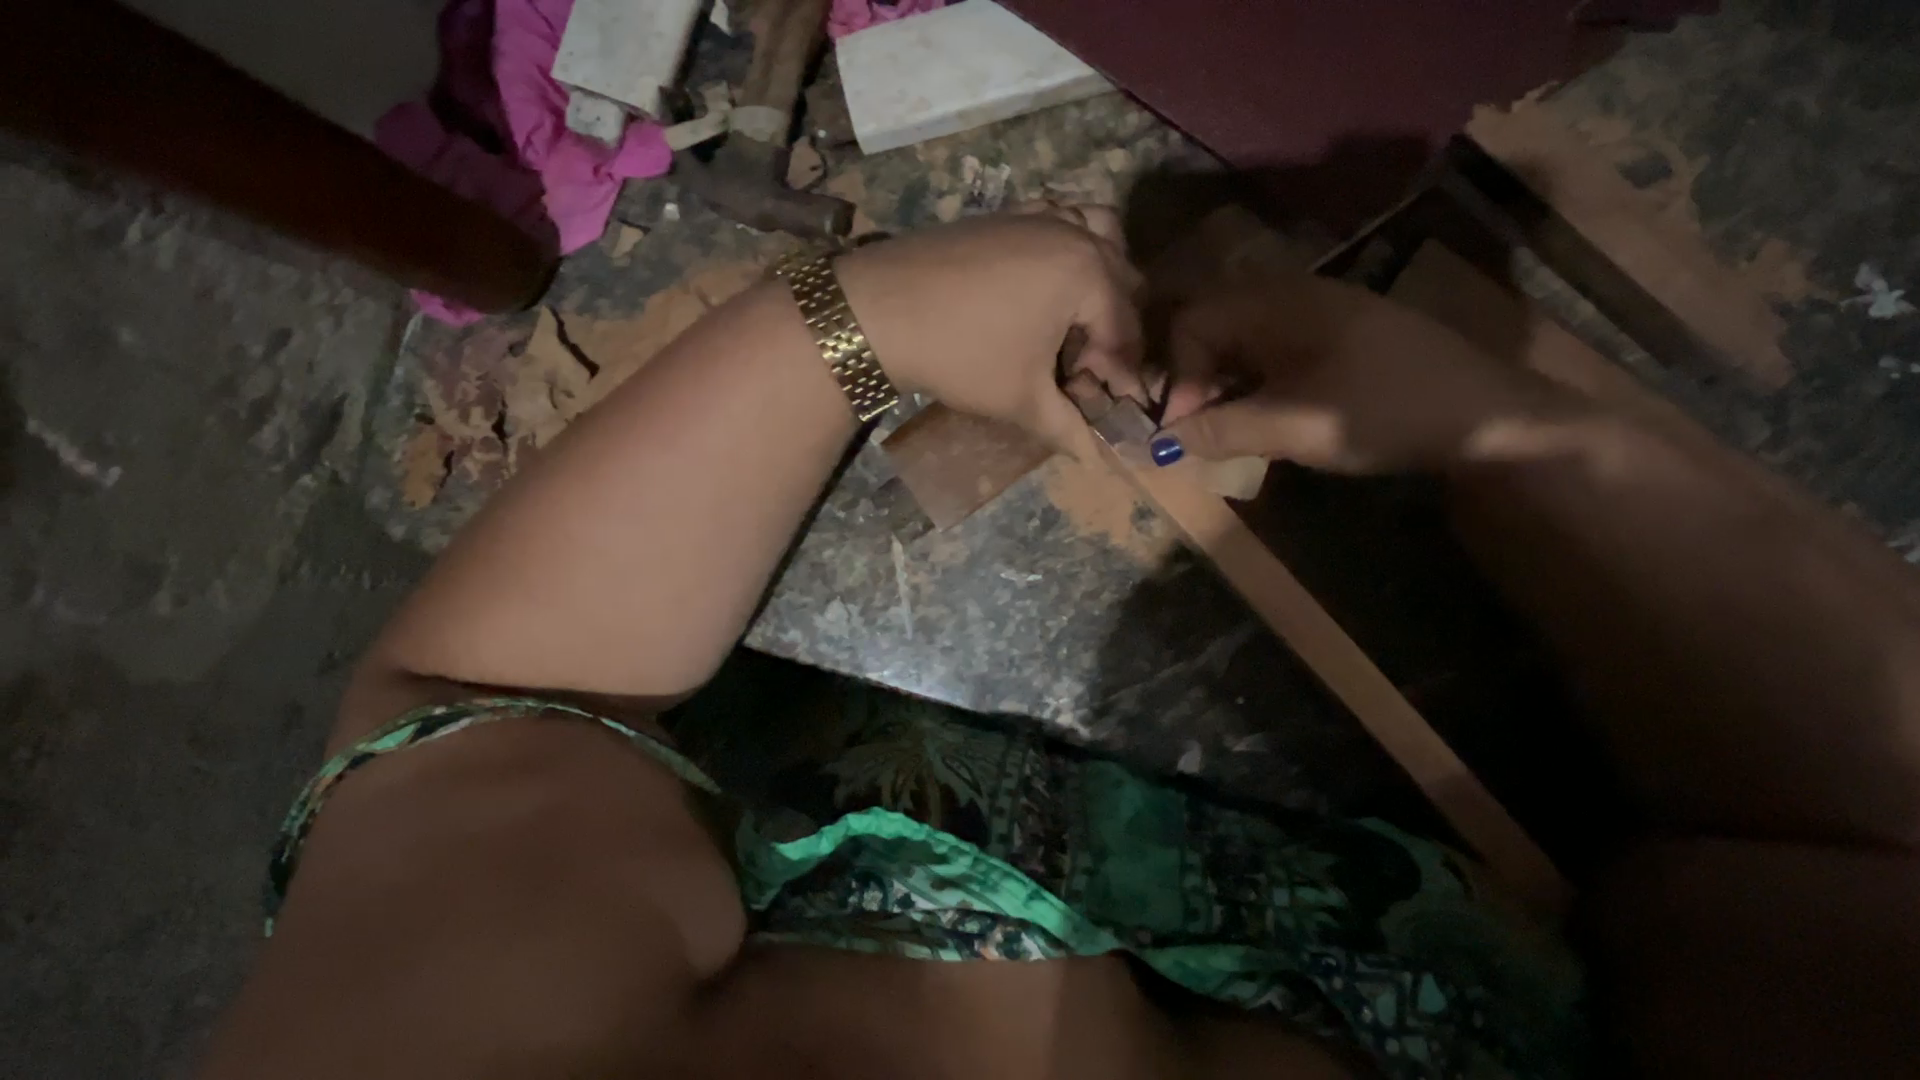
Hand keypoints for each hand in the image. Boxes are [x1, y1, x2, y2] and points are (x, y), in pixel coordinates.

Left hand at [833, 205, 1144, 459]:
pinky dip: (1071, 246)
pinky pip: (1061, 219)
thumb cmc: (961, 355)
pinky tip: (1046, 283)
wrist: (879, 310)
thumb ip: (1068, 429)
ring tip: (1078, 323)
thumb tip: (1096, 459)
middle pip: (1122, 282)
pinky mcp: (1007, 213)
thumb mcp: (1021, 400)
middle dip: (1114, 330)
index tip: (1113, 405)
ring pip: (1099, 239)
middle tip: (1085, 371)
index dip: (1123, 375)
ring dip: (1103, 281)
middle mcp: (1074, 234)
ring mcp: (1039, 216)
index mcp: (1089, 275)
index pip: (1126, 330)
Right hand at [1155, 274, 1580, 472]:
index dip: (1178, 378)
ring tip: (1233, 432)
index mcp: (1278, 302)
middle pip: (1213, 328)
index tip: (1186, 431)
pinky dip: (1256, 385)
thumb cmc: (1384, 413)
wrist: (1489, 418)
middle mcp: (1293, 296)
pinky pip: (1273, 352)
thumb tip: (1158, 443)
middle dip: (1196, 382)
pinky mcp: (1340, 338)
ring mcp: (1320, 314)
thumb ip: (1222, 430)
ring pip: (1242, 343)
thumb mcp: (1295, 427)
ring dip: (1224, 387)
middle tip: (1202, 432)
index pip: (1192, 323)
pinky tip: (1270, 419)